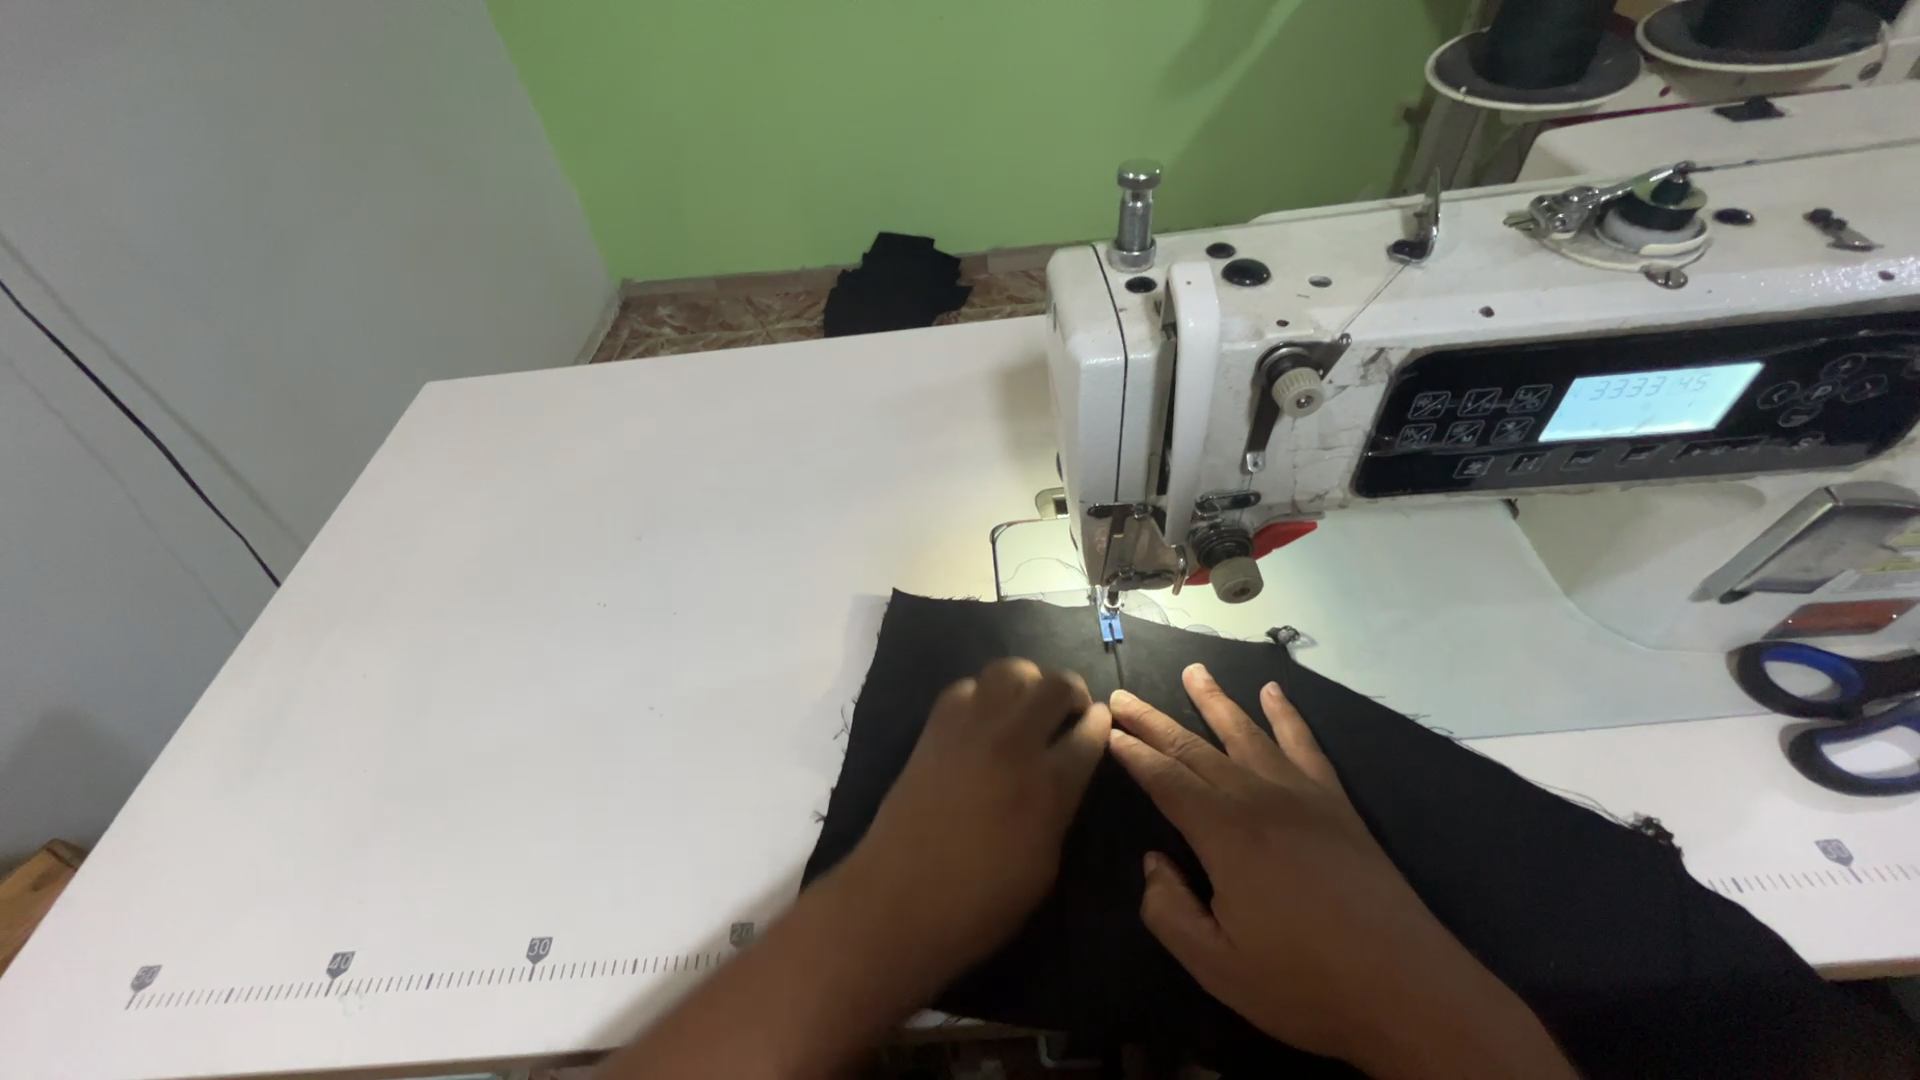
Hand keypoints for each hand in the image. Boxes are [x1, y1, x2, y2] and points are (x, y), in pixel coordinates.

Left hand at [840, 658, 1110, 980]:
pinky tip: (984, 719)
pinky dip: (984, 695)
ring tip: (1028, 706)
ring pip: (1010, 670)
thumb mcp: (1046, 862)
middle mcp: (1014, 743)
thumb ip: (1061, 805)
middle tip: (1069, 712)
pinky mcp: (935, 727)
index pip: (1090, 732)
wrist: (900, 899)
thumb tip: (1064, 773)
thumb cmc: (982, 901)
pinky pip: (968, 687)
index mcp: (1050, 784)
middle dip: (1072, 692)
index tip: (1100, 722)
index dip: (1100, 724)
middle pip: (1055, 685)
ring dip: (1029, 683)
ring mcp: (971, 728)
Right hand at [1107, 665, 1575, 1079]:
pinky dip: (1286, 715)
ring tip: (1194, 670)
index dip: (1133, 754)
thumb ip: (1168, 909)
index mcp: (1224, 834)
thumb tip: (1153, 862)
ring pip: (1247, 734)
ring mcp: (1302, 795)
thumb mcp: (1216, 965)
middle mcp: (1258, 799)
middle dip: (1155, 720)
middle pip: (1195, 748)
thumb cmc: (1306, 982)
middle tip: (1124, 693)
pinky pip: (1305, 745)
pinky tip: (1274, 691)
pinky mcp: (1337, 804)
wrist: (1411, 990)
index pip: (1165, 779)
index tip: (1108, 728)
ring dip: (1215, 701)